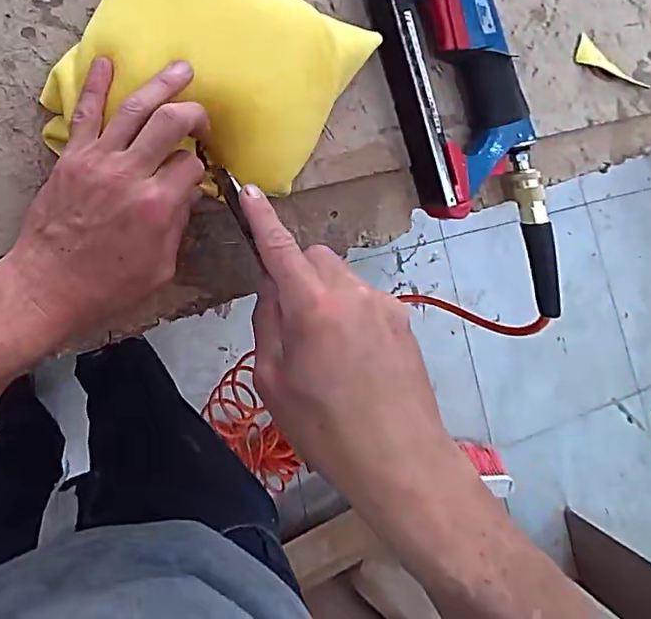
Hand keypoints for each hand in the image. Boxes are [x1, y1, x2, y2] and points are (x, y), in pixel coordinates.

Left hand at [0, 57, 206, 344]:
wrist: (44, 288)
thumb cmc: (106, 285)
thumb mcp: (160, 265)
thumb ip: (179, 224)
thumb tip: (189, 191)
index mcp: (157, 204)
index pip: (192, 162)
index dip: (200, 163)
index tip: (196, 170)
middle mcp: (130, 174)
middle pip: (172, 121)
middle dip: (194, 112)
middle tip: (201, 115)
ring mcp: (98, 161)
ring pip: (135, 109)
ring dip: (162, 83)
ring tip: (181, 67)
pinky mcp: (72, 158)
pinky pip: (86, 114)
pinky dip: (96, 84)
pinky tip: (106, 62)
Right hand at [241, 190, 466, 505]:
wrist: (401, 458)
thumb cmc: (327, 430)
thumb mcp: (273, 383)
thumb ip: (268, 323)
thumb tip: (272, 288)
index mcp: (313, 307)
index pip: (280, 249)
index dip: (261, 219)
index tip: (248, 191)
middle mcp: (350, 292)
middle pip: (314, 257)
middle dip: (296, 274)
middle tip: (291, 320)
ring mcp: (381, 301)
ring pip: (340, 276)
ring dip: (324, 293)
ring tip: (327, 348)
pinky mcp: (402, 314)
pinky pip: (364, 296)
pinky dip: (350, 310)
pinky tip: (355, 356)